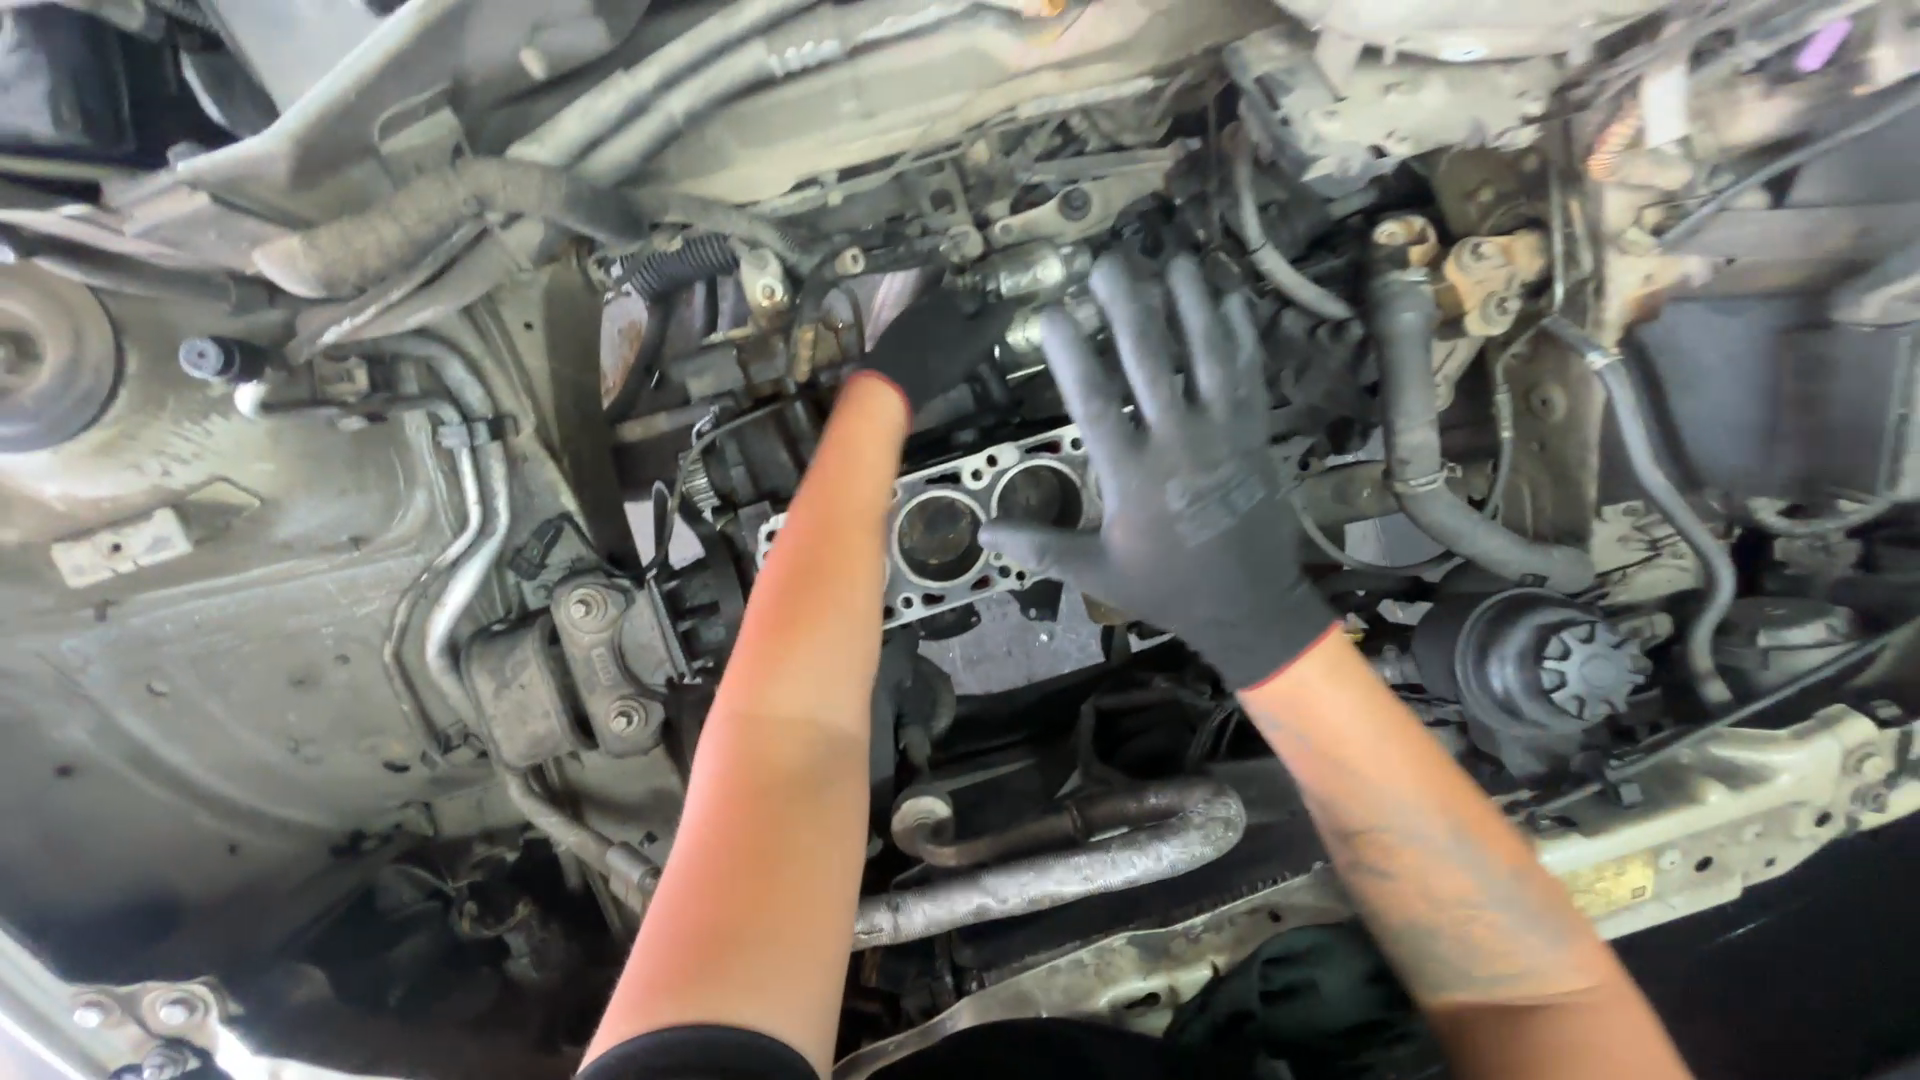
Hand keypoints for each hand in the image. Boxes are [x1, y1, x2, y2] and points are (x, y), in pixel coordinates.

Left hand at [853, 288, 1014, 412]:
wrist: (893, 380)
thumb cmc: (941, 360)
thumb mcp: (976, 341)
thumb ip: (995, 321)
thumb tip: (1013, 302)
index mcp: (951, 298)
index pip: (979, 300)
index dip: (991, 316)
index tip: (996, 334)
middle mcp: (930, 301)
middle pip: (957, 309)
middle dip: (970, 322)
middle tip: (979, 345)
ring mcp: (910, 317)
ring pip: (940, 321)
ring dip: (951, 332)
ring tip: (960, 352)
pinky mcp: (897, 335)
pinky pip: (924, 334)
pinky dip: (935, 342)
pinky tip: (937, 356)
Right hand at [980, 254, 1338, 688]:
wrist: (1249, 605)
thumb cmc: (1166, 587)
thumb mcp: (1097, 571)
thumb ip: (1040, 545)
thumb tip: (981, 532)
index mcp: (1132, 475)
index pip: (1094, 402)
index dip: (1072, 353)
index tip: (1051, 311)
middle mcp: (1178, 442)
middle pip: (1150, 360)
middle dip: (1127, 306)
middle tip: (1107, 261)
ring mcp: (1224, 432)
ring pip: (1207, 355)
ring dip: (1190, 304)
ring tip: (1173, 260)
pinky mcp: (1256, 433)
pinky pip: (1250, 373)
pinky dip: (1242, 334)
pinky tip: (1232, 298)